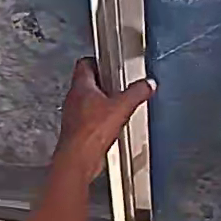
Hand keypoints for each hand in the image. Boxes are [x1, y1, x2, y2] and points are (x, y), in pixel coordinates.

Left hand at [53, 57, 154, 183]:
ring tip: (116, 106)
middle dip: (102, 83)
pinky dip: (98, 120)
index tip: (108, 64)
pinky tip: (110, 127)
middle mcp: (74, 99)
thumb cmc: (91, 132)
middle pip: (86, 83)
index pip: (84, 64)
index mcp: (81, 87)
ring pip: (86, 102)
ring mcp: (73, 115)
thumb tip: (148, 84)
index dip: (97, 61)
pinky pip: (87, 120)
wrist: (79, 158)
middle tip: (116, 85)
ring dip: (100, 103)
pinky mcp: (77, 131)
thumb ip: (137, 93)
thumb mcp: (122, 107)